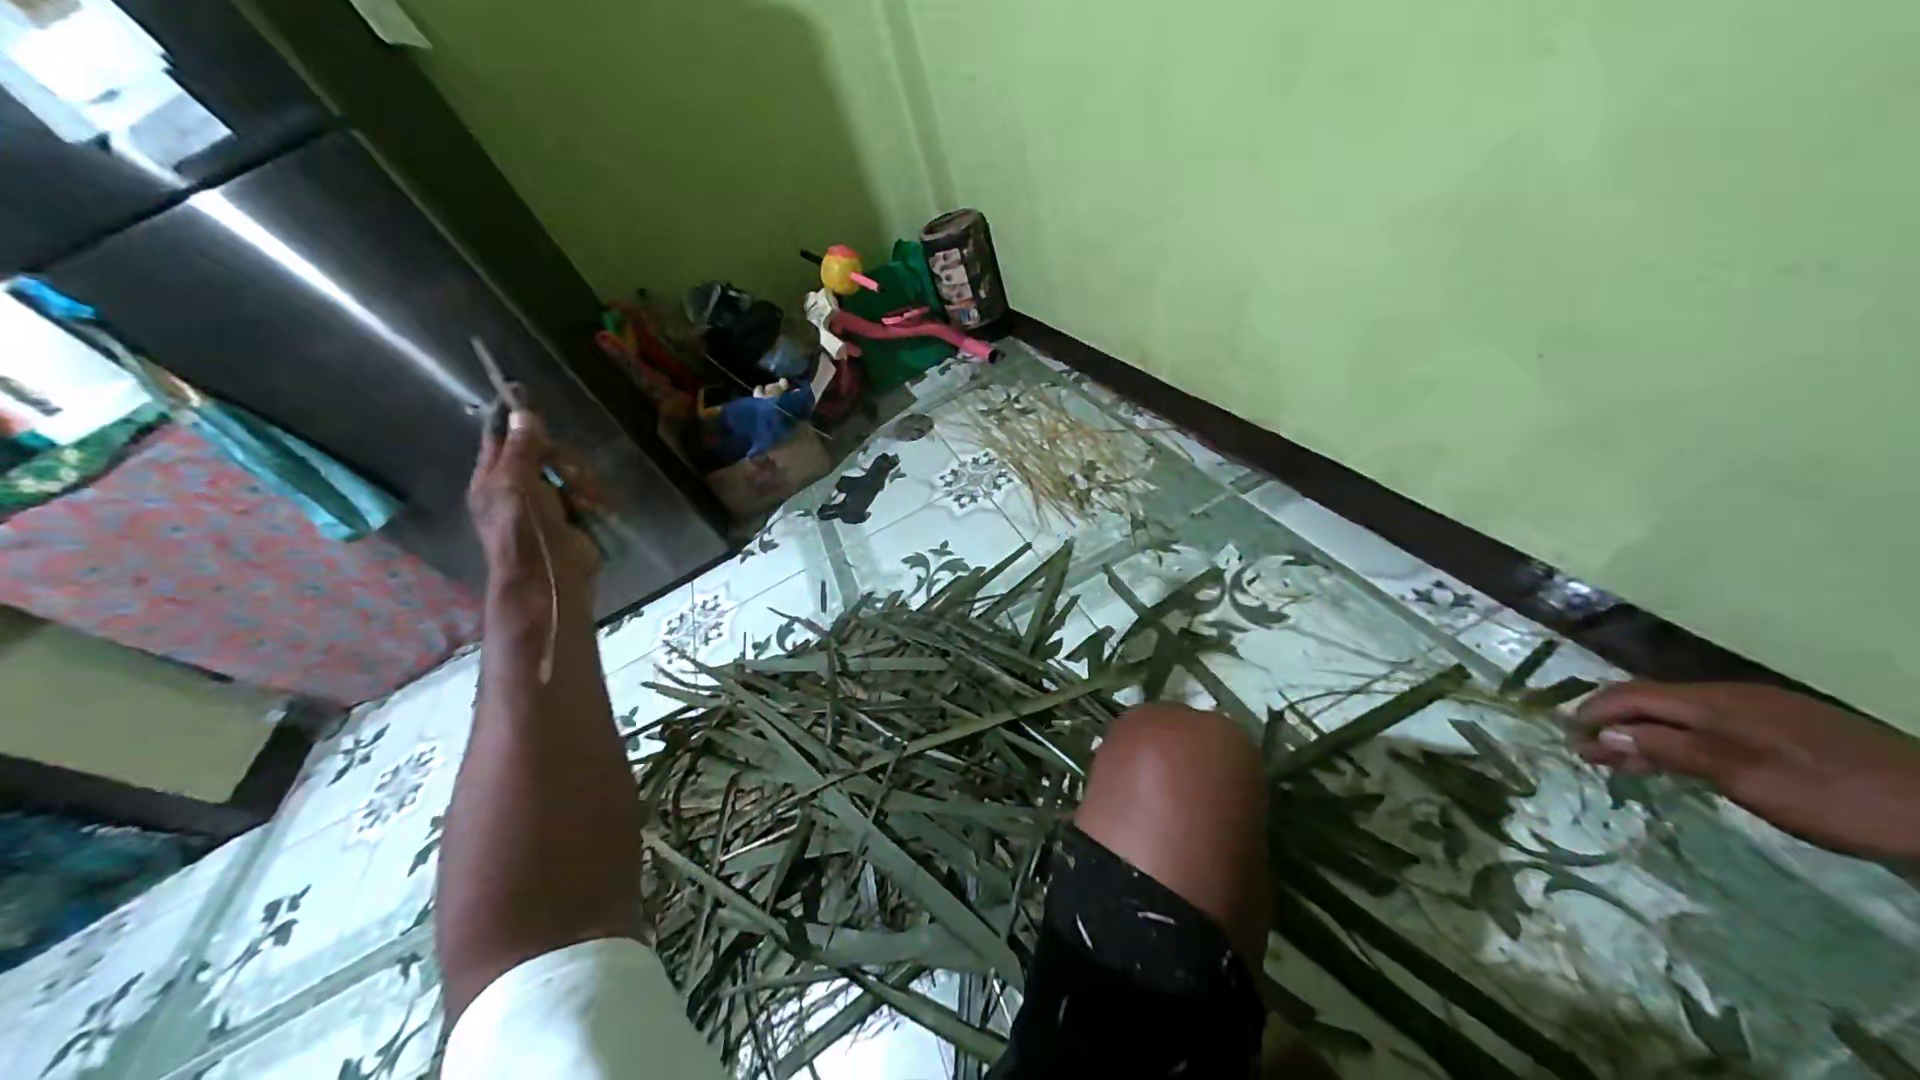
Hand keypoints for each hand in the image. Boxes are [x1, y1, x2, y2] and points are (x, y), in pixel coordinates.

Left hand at [467, 402, 599, 587]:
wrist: (551, 576)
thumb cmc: (523, 529)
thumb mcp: (516, 482)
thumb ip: (522, 447)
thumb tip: (522, 411)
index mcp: (493, 477)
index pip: (499, 436)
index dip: (510, 417)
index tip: (523, 393)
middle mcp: (520, 485)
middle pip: (546, 451)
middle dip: (563, 459)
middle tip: (567, 472)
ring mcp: (550, 501)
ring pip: (572, 471)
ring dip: (583, 482)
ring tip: (585, 501)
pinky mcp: (576, 516)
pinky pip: (589, 492)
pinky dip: (595, 499)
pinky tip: (595, 510)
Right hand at [1574, 681, 1919, 860]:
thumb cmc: (1833, 795)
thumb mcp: (1745, 776)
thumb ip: (1673, 750)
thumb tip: (1606, 733)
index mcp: (1718, 703)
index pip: (1634, 695)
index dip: (1594, 711)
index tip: (1567, 736)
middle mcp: (1732, 699)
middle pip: (1653, 702)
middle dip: (1613, 724)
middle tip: (1586, 753)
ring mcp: (1761, 715)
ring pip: (1680, 717)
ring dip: (1643, 736)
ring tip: (1618, 761)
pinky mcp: (1783, 734)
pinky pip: (1709, 728)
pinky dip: (1677, 742)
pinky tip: (1674, 762)